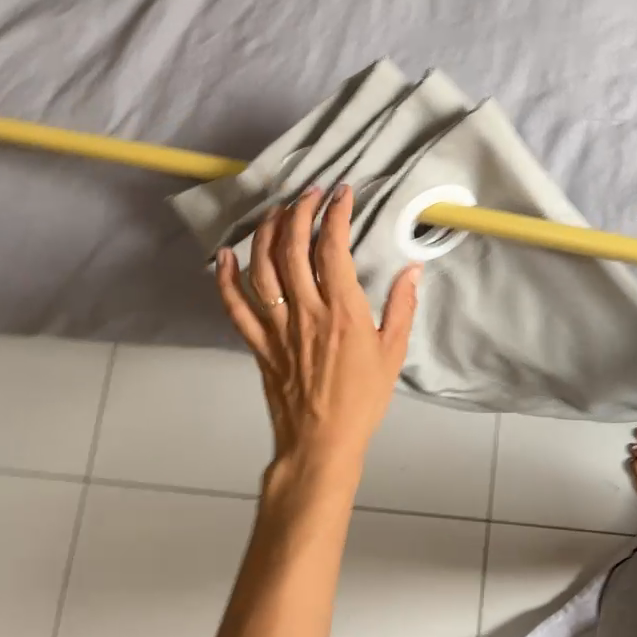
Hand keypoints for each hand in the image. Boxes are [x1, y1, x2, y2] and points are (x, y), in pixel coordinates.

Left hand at [215, 184, 421, 476]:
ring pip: (262, 269)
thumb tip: (412, 269)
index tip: (342, 194)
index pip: (333, 249)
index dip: (335, 215)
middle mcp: (306, 312)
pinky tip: (224, 254)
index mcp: (342, 311)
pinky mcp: (258, 344)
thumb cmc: (363, 399)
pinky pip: (235, 306)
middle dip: (299, 212)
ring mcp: (277, 327)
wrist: (321, 443)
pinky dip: (226, 278)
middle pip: (292, 249)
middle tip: (310, 193)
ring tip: (276, 210)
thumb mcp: (393, 352)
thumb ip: (401, 307)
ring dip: (266, 233)